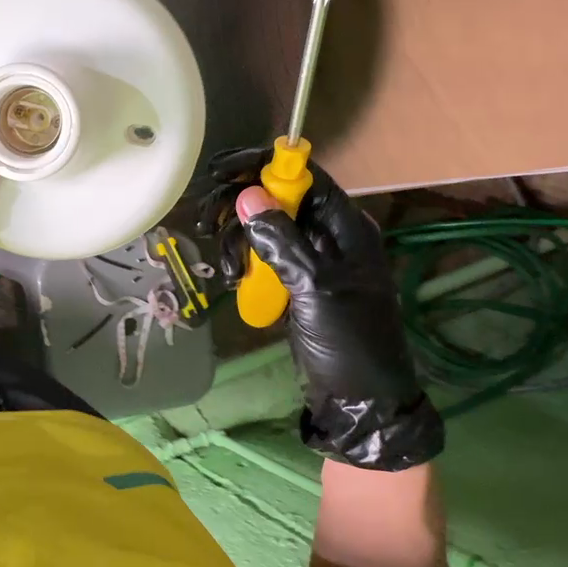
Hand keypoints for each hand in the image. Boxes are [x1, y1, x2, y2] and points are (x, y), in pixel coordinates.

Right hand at [196, 147, 442, 470]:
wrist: (359, 401)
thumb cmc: (349, 342)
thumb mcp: (315, 287)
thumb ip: (281, 240)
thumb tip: (248, 194)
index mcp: (346, 227)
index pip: (304, 175)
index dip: (262, 165)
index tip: (220, 172)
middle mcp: (329, 235)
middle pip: (278, 197)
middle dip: (240, 205)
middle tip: (207, 223)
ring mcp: (312, 259)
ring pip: (264, 226)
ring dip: (239, 239)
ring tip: (231, 270)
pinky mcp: (295, 281)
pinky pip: (264, 255)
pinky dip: (245, 260)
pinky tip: (236, 278)